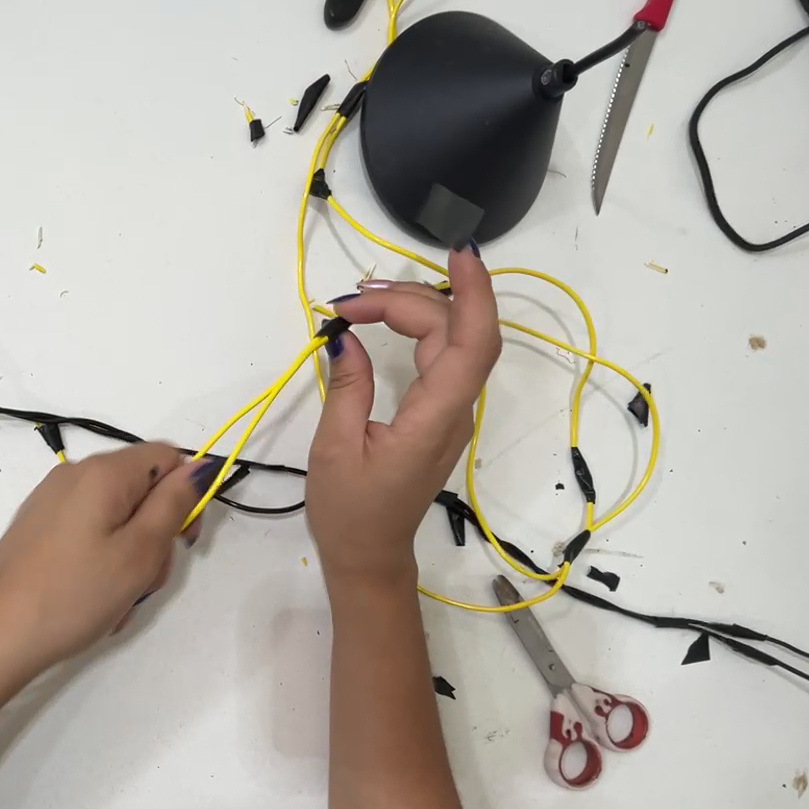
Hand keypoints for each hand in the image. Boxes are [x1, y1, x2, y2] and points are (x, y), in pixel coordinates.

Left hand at [0, 443, 213, 702]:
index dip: (187, 495)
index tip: (183, 541)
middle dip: (155, 534)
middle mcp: (73, 475)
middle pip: (141, 489)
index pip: (168, 457)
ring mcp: (49, 502)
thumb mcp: (139, 553)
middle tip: (143, 581)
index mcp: (102, 472)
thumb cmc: (73, 595)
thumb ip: (174, 504)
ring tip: (115, 600)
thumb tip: (197, 466)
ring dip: (129, 556)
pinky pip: (87, 534)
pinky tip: (91, 600)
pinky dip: (100, 562)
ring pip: (115, 517)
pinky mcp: (35, 529)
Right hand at [307, 245, 501, 591]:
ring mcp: (449, 414)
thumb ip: (346, 388)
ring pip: (452, 342)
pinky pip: (440, 359)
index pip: (471, 342)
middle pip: (458, 333)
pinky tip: (390, 320)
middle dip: (414, 297)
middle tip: (354, 296)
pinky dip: (418, 331)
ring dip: (418, 310)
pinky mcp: (436, 417)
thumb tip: (346, 336)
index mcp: (433, 418)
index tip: (453, 254)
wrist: (369, 555)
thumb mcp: (334, 449)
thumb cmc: (349, 511)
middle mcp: (453, 411)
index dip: (474, 292)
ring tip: (366, 300)